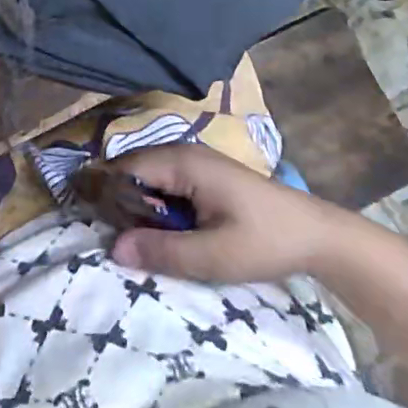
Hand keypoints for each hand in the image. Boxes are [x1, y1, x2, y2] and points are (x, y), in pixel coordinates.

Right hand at [106, 143, 343, 282]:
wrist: (315, 234)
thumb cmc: (265, 240)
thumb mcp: (214, 256)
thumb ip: (163, 251)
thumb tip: (112, 248)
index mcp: (182, 161)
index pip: (124, 169)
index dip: (105, 195)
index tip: (91, 227)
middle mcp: (183, 152)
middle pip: (132, 171)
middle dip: (118, 202)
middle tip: (110, 240)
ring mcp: (193, 162)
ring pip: (147, 179)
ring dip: (137, 207)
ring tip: (130, 241)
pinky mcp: (202, 176)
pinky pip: (164, 185)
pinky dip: (154, 206)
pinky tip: (158, 234)